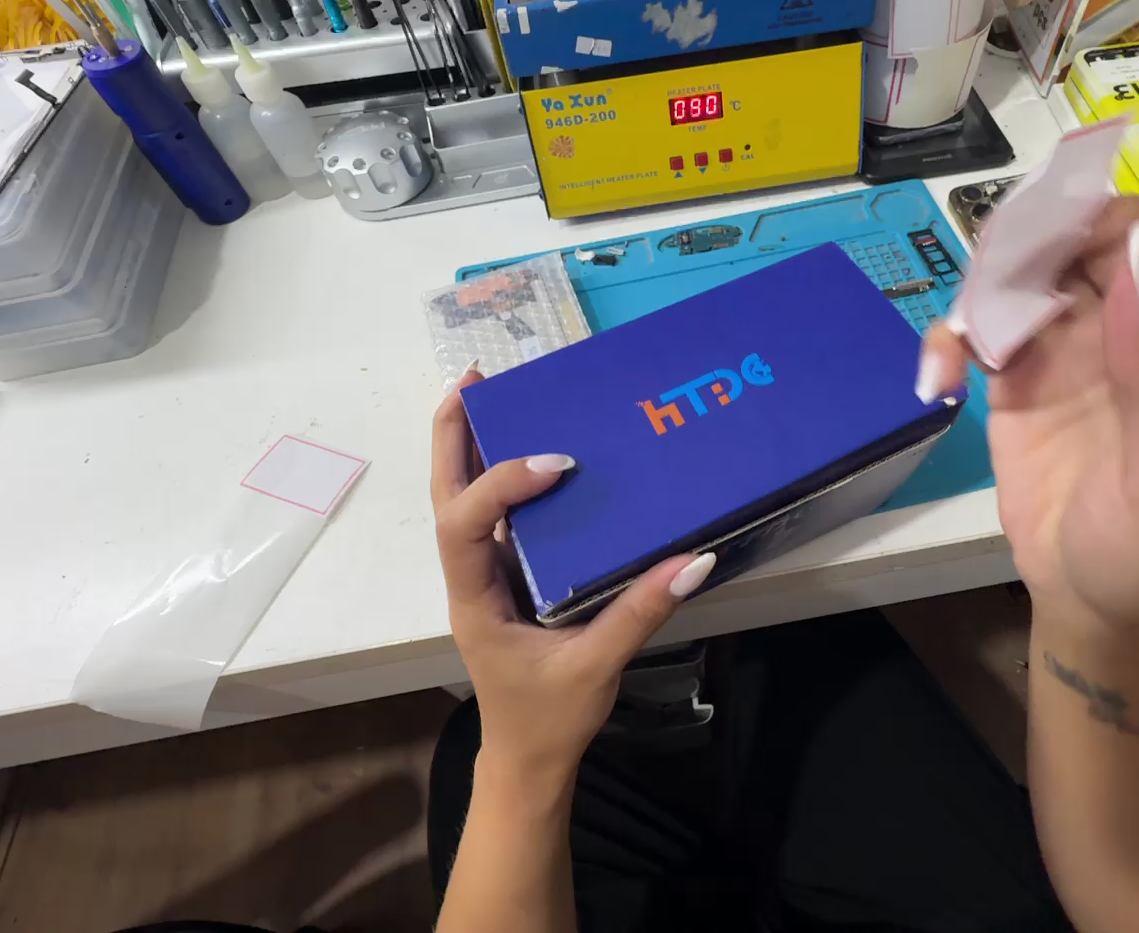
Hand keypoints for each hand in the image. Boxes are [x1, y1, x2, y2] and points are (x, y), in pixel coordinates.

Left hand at [431, 371, 716, 775]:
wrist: (527, 756)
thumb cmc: (550, 717)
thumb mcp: (597, 666)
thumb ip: (640, 612)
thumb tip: (694, 559)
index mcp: (475, 598)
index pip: (466, 528)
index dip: (503, 486)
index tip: (561, 463)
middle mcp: (470, 575)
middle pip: (444, 495)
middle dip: (453, 437)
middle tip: (471, 380)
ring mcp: (486, 572)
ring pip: (461, 499)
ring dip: (468, 445)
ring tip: (487, 391)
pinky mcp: (508, 572)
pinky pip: (494, 514)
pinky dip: (500, 474)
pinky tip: (529, 446)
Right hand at [918, 131, 1138, 629]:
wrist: (1086, 596)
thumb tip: (1138, 259)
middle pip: (1117, 227)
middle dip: (1071, 229)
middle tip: (1027, 276)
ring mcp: (1075, 343)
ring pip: (1037, 260)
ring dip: (997, 273)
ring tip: (979, 334)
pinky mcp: (1016, 370)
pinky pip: (978, 322)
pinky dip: (951, 337)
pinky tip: (942, 379)